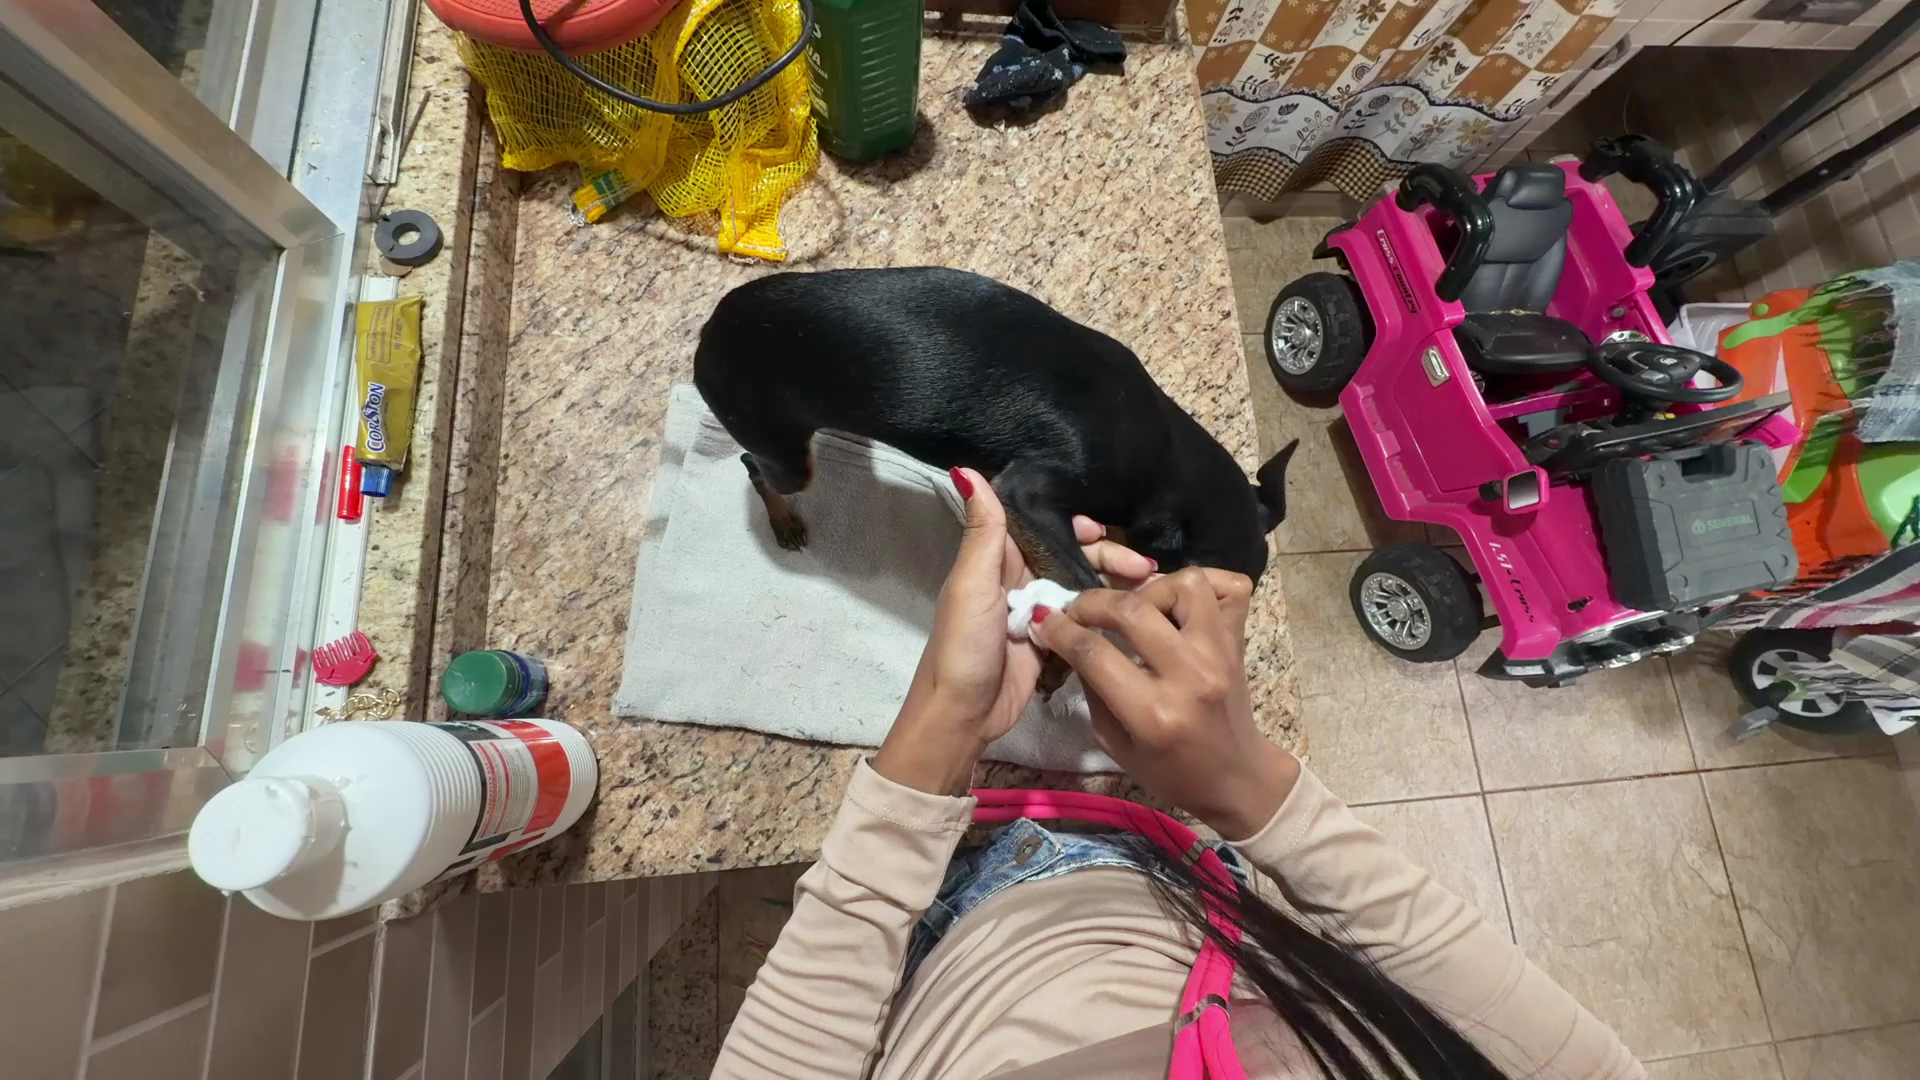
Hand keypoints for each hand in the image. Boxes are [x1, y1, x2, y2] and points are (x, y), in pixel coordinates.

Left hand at [873, 468, 1154, 794]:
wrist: (964, 714)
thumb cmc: (964, 645)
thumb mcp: (972, 585)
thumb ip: (982, 532)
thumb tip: (966, 470)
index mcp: (995, 559)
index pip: (1040, 526)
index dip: (1072, 522)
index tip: (1103, 528)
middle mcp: (1017, 578)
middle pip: (1068, 554)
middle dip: (1105, 555)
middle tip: (1143, 567)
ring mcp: (1036, 611)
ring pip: (1081, 583)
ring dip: (1113, 581)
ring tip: (1150, 585)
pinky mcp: (1051, 639)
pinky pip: (1083, 616)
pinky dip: (1108, 609)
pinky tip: (1138, 609)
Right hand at [1031, 567, 1299, 838]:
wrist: (1238, 780)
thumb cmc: (1170, 772)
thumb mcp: (1114, 743)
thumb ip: (1093, 689)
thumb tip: (1071, 641)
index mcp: (1153, 714)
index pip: (1094, 652)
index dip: (1060, 630)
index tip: (1044, 622)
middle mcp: (1190, 676)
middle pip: (1131, 610)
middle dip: (1091, 602)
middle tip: (1079, 611)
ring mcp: (1220, 653)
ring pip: (1183, 585)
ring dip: (1149, 588)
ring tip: (1135, 608)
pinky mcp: (1238, 641)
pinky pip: (1228, 588)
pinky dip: (1202, 585)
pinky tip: (1177, 603)